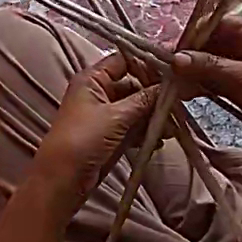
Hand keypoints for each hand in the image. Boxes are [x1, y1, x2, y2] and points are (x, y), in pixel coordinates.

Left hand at [35, 51, 160, 195]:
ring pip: (136, 107)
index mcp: (92, 79)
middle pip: (133, 84)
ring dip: (154, 115)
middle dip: (155, 94)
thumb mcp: (117, 116)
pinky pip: (133, 126)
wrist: (62, 181)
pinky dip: (146, 131)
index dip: (147, 64)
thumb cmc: (83, 139)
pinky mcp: (110, 135)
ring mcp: (105, 114)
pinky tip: (161, 138)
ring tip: (173, 126)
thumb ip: (144, 99)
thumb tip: (170, 85)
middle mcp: (98, 92)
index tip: (173, 72)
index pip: (124, 60)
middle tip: (179, 101)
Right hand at [171, 16, 241, 149]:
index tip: (172, 48)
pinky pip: (217, 81)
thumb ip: (210, 67)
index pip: (220, 24)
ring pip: (213, 64)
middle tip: (167, 68)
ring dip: (194, 73)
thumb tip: (176, 59)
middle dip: (191, 56)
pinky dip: (202, 86)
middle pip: (214, 44)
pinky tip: (184, 91)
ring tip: (171, 82)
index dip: (195, 34)